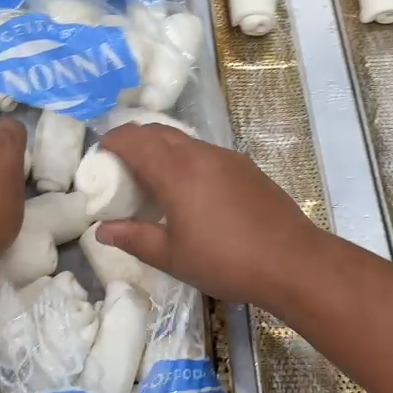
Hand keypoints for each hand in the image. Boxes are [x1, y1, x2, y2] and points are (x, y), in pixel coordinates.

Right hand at [92, 123, 324, 305]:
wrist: (293, 261)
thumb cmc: (226, 261)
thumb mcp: (172, 257)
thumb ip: (134, 238)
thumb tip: (101, 230)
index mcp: (176, 172)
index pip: (135, 141)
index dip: (113, 140)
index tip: (99, 152)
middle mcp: (200, 154)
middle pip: (159, 131)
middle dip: (135, 139)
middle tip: (120, 162)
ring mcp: (227, 158)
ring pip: (185, 140)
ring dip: (162, 147)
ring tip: (152, 176)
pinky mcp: (246, 167)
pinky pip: (206, 152)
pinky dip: (186, 157)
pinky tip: (190, 187)